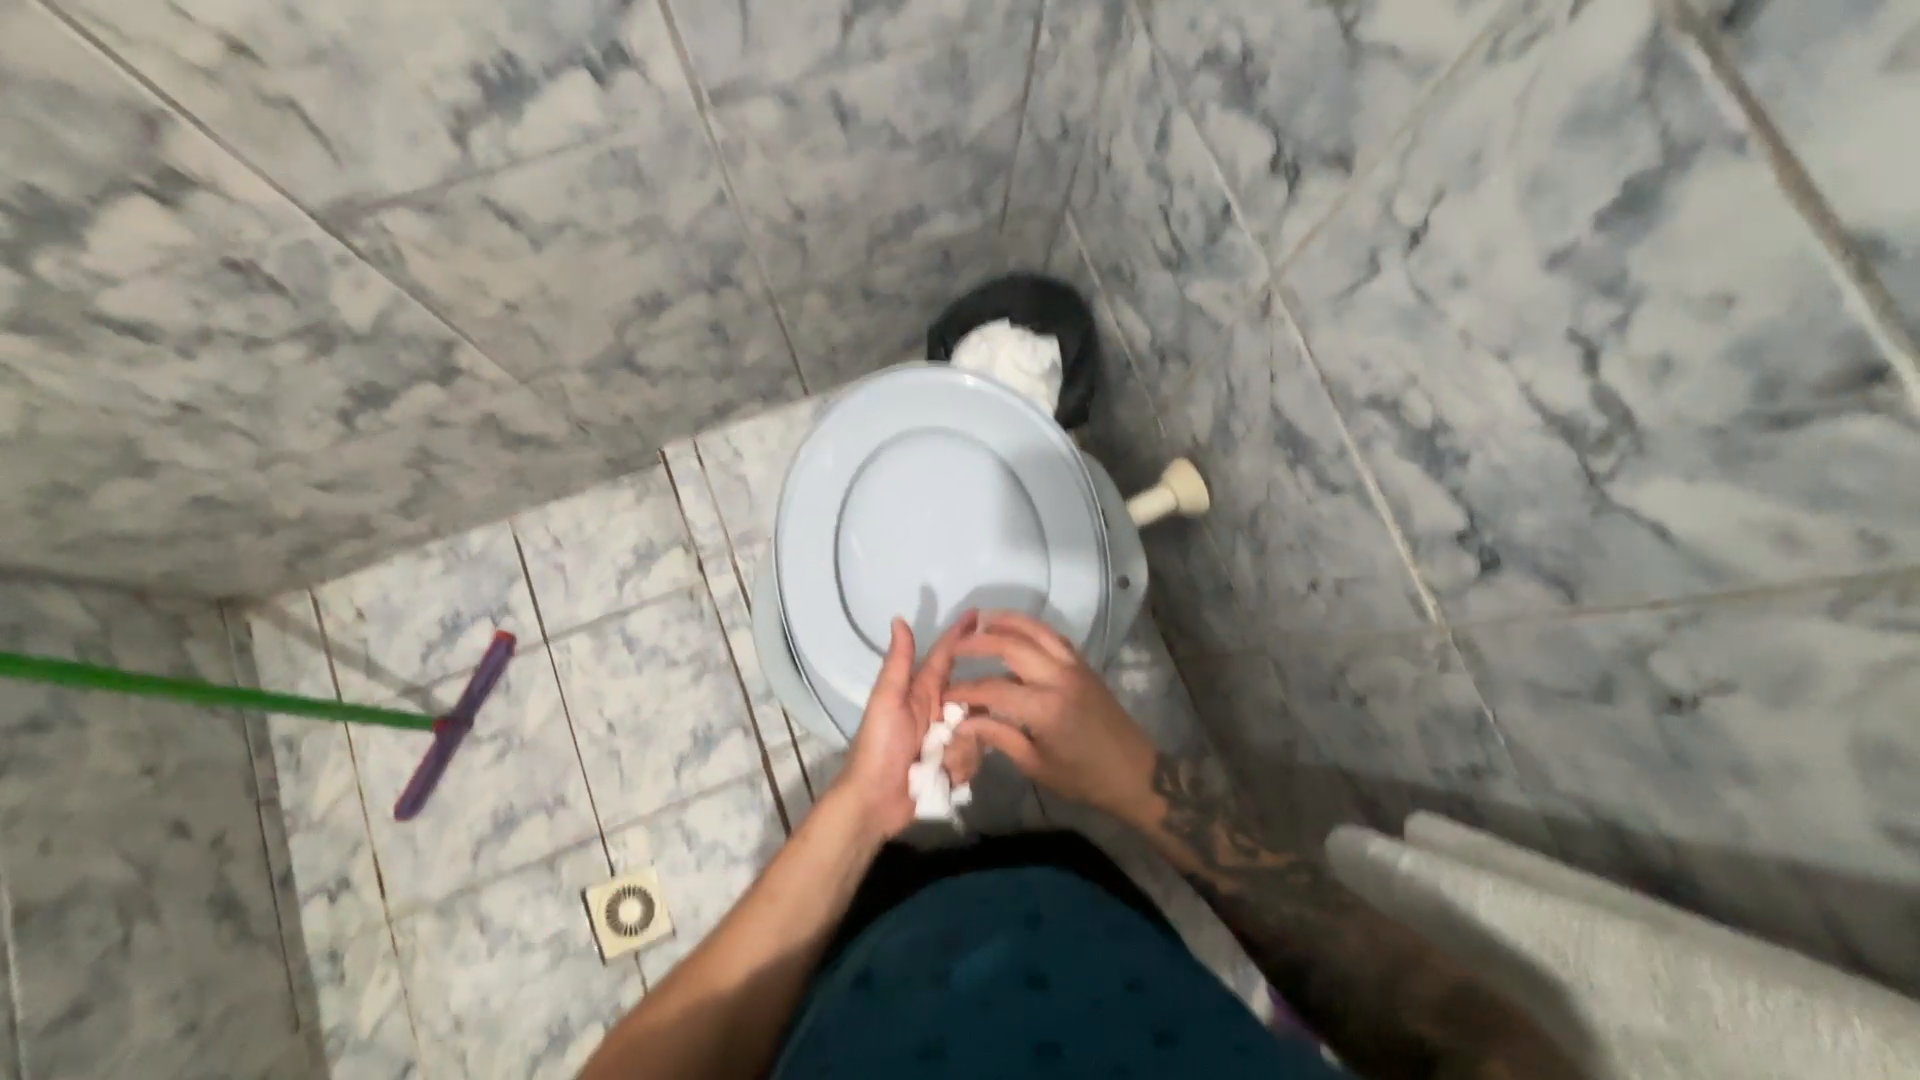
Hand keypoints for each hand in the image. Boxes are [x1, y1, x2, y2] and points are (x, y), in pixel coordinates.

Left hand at [829, 611, 977, 840]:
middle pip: (974, 698)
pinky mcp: (954, 766)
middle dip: (972, 714)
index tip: (980, 612)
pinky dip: (960, 769)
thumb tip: (898, 619)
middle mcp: (938, 711)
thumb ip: (898, 662)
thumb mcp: (887, 700)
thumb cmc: (878, 747)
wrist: (875, 801)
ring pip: (977, 731)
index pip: (945, 655)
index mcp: (921, 691)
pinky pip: (974, 758)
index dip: (960, 634)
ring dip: (960, 749)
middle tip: (960, 727)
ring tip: (938, 761)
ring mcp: (947, 740)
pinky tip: (944, 778)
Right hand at [943, 612, 1158, 825]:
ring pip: (1037, 631)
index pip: (993, 688)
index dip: (964, 689)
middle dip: (980, 642)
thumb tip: (964, 721)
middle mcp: (1059, 678)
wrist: (1135, 773)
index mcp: (1045, 708)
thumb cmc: (1083, 777)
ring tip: (981, 620)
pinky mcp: (1084, 666)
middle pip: (1013, 646)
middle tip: (956, 645)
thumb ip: (999, 736)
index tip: (944, 692)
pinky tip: (1016, 630)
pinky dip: (1032, 628)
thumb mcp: (1036, 764)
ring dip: (1008, 622)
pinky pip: (1055, 638)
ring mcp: (1075, 668)